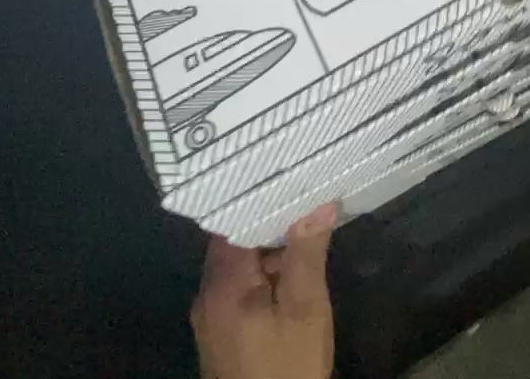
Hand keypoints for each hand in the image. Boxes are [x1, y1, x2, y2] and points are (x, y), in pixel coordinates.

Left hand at [191, 204, 337, 378]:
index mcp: (223, 285)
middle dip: (270, 216)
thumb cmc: (288, 367)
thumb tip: (320, 204)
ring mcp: (213, 315)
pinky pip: (242, 281)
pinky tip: (294, 258)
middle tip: (305, 188)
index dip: (261, 194)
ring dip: (270, 242)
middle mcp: (208, 295)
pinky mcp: (223, 329)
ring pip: (240, 261)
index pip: (235, 222)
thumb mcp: (305, 307)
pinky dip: (265, 265)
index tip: (287, 170)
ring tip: (306, 216)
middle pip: (236, 239)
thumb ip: (307, 252)